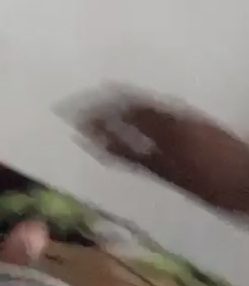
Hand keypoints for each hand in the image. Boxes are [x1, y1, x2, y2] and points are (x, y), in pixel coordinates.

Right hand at [72, 91, 248, 214]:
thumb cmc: (214, 186)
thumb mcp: (169, 175)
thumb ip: (129, 155)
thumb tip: (89, 139)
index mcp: (162, 123)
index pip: (115, 106)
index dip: (90, 108)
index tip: (71, 114)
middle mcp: (174, 113)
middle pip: (130, 99)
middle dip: (103, 102)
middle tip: (84, 109)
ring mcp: (192, 118)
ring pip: (147, 103)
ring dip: (124, 107)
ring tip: (109, 117)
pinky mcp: (204, 125)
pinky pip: (164, 110)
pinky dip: (145, 113)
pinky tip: (143, 126)